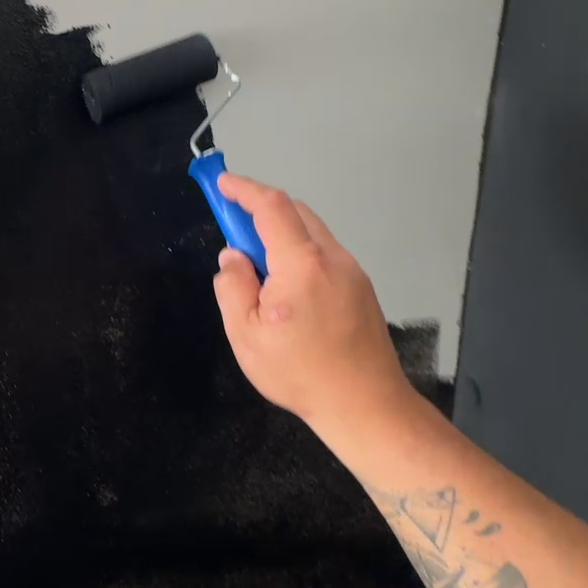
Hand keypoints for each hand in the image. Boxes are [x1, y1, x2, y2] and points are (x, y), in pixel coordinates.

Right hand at [211, 175, 411, 420]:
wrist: (365, 404)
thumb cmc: (299, 372)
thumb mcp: (245, 334)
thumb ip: (233, 286)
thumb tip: (233, 257)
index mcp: (301, 264)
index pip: (271, 207)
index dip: (244, 189)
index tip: (222, 183)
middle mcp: (332, 259)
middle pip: (295, 212)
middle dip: (259, 208)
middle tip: (231, 226)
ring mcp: (352, 272)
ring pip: (311, 232)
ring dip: (280, 231)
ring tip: (255, 264)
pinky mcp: (360, 288)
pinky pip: (323, 253)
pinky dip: (297, 250)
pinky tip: (283, 284)